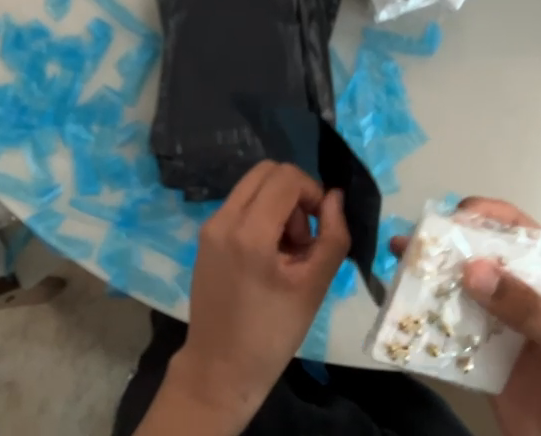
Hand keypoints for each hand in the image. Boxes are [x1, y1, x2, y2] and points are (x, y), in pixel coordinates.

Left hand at [141, 161, 349, 434]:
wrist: (220, 367)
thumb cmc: (272, 333)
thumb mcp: (313, 287)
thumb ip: (331, 237)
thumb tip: (334, 197)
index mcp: (248, 231)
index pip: (285, 177)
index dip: (312, 192)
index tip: (320, 228)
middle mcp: (223, 218)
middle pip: (266, 171)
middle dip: (294, 195)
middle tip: (303, 240)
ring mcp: (210, 225)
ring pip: (253, 186)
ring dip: (278, 206)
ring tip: (287, 254)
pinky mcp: (206, 235)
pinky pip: (239, 205)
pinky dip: (260, 216)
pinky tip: (268, 257)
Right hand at [392, 197, 540, 435]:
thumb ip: (527, 308)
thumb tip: (473, 267)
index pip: (516, 228)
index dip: (484, 215)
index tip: (450, 220)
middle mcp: (522, 285)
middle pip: (477, 249)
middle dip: (444, 242)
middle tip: (411, 242)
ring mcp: (497, 314)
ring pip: (457, 280)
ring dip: (427, 271)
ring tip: (398, 264)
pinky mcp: (476, 343)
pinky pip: (446, 318)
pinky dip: (423, 309)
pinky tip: (401, 303)